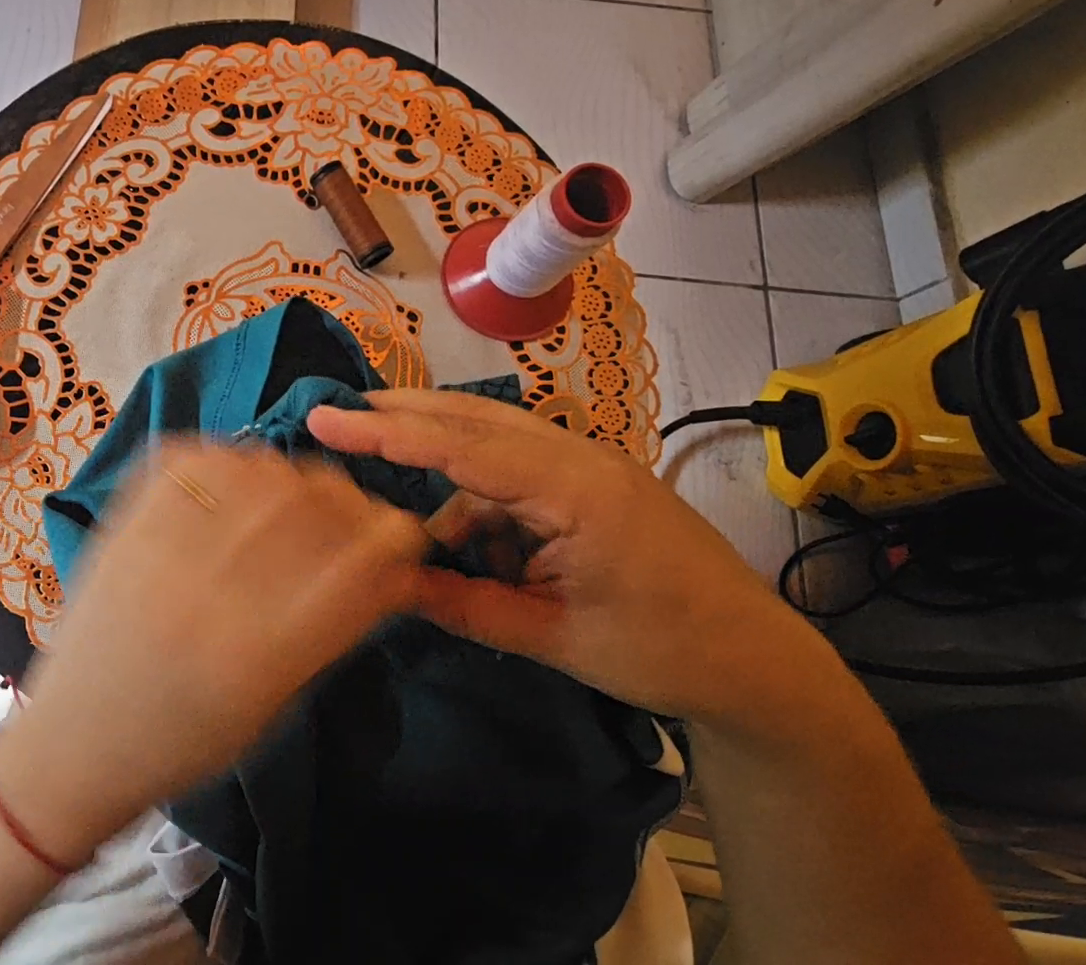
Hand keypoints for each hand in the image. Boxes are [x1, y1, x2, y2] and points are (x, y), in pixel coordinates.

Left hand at [0, 441, 432, 863]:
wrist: (73, 743)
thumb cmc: (181, 744)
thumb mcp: (270, 709)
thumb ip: (329, 634)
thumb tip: (388, 571)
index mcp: (255, 656)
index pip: (356, 569)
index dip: (395, 540)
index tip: (403, 537)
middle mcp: (207, 594)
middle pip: (309, 506)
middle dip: (351, 501)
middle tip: (354, 514)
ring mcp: (156, 550)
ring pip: (255, 471)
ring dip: (294, 476)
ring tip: (299, 498)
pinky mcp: (121, 525)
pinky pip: (188, 458)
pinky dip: (230, 457)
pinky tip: (243, 481)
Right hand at [307, 388, 834, 731]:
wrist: (759, 666)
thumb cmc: (662, 651)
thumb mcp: (550, 636)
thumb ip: (462, 604)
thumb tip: (384, 580)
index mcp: (576, 489)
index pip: (463, 448)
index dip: (387, 433)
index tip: (327, 420)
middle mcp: (581, 460)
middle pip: (474, 421)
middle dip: (404, 418)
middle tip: (337, 418)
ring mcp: (589, 468)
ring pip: (492, 449)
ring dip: (444, 478)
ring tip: (411, 532)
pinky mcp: (590, 487)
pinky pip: (515, 480)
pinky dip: (479, 507)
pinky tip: (470, 553)